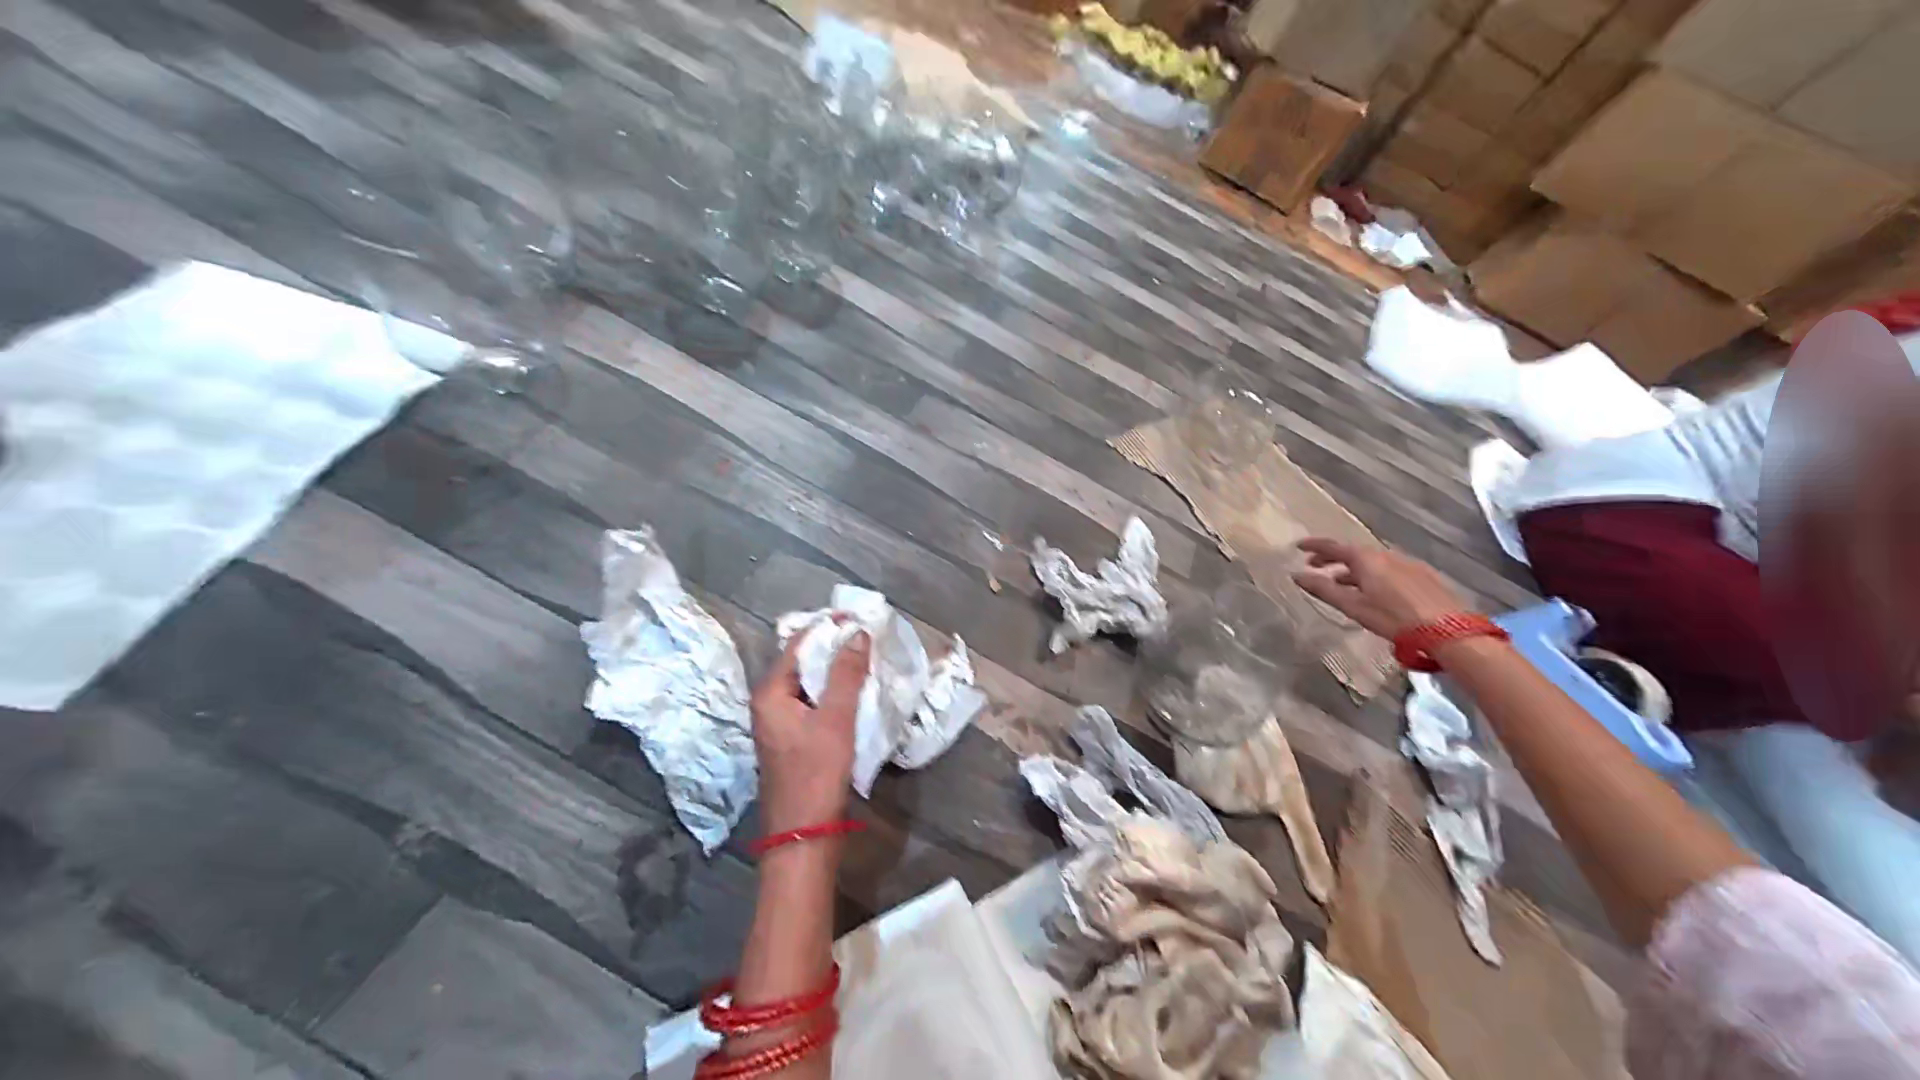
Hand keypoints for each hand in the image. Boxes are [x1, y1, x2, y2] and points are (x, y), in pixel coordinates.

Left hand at [751, 628, 870, 834]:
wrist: (805, 834)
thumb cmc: (816, 773)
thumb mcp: (836, 719)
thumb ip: (846, 674)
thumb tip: (857, 633)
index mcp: (770, 692)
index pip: (799, 643)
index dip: (828, 627)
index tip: (859, 617)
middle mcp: (769, 702)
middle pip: (802, 662)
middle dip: (834, 647)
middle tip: (867, 636)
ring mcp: (780, 722)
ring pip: (810, 683)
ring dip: (836, 670)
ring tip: (867, 658)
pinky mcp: (793, 738)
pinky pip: (814, 702)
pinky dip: (834, 692)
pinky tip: (857, 692)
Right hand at [1291, 538, 1467, 639]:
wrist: (1448, 630)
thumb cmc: (1393, 618)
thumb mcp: (1353, 606)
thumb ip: (1323, 589)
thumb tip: (1296, 575)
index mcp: (1365, 559)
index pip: (1333, 546)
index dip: (1314, 546)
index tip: (1298, 546)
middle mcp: (1386, 555)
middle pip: (1353, 552)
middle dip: (1332, 558)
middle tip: (1315, 566)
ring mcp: (1407, 563)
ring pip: (1372, 561)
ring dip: (1352, 569)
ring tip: (1341, 582)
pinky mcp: (1423, 575)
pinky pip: (1389, 568)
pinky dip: (1373, 573)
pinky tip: (1374, 589)